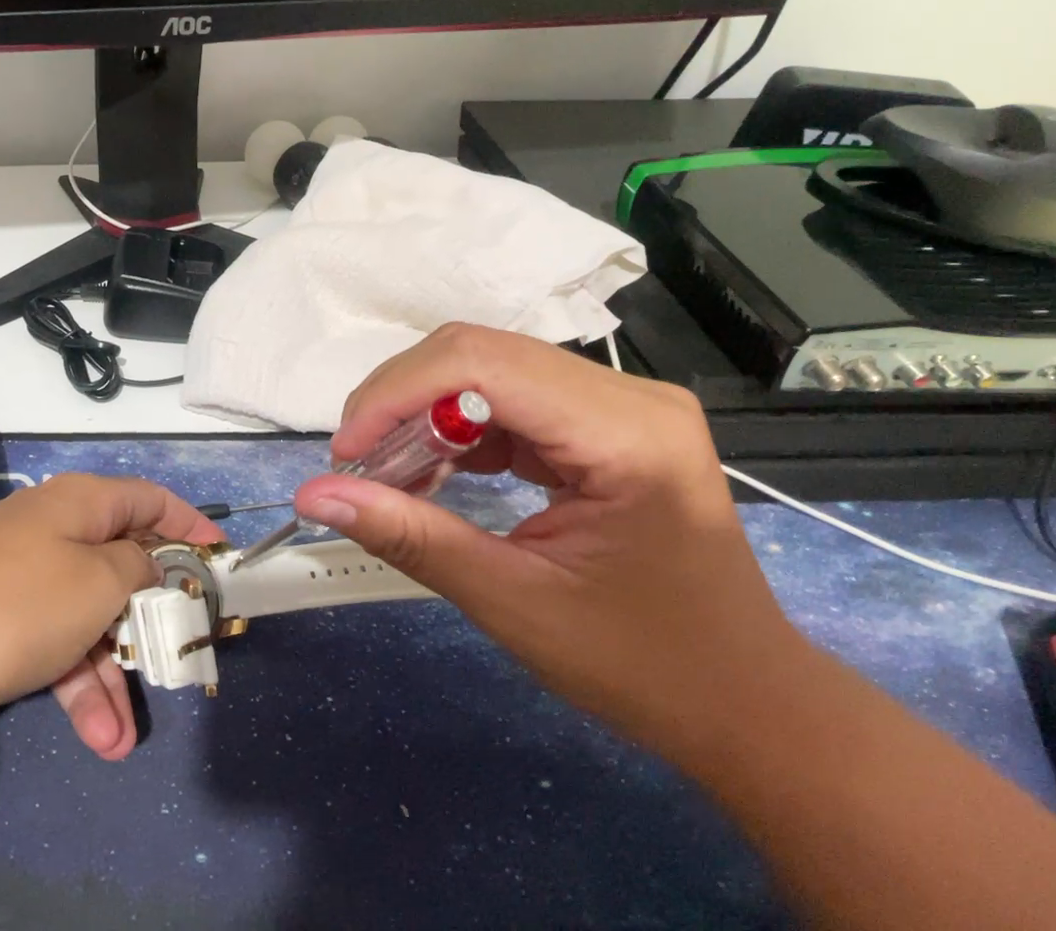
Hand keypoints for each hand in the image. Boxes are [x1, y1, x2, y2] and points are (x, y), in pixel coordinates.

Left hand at [0, 474, 222, 760]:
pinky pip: (54, 647)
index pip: (149, 498)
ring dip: (109, 676)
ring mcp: (22, 580)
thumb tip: (146, 560)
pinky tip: (97, 737)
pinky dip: (74, 685)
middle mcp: (51, 533)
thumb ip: (139, 566)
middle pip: (122, 566)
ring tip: (123, 737)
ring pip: (89, 619)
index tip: (222, 560)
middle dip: (151, 618)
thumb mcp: (97, 581)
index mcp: (78, 504)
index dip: (189, 525)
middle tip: (181, 657)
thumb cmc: (13, 607)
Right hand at [295, 323, 810, 760]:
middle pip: (479, 354)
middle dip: (400, 403)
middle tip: (357, 469)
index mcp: (624, 432)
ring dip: (423, 416)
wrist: (742, 702)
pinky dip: (456, 433)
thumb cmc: (641, 664)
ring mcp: (621, 409)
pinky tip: (432, 479)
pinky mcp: (606, 429)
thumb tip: (313, 496)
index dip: (393, 396)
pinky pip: (510, 403)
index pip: (479, 364)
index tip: (345, 457)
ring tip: (388, 479)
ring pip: (488, 372)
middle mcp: (628, 397)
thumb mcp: (511, 601)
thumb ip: (410, 537)